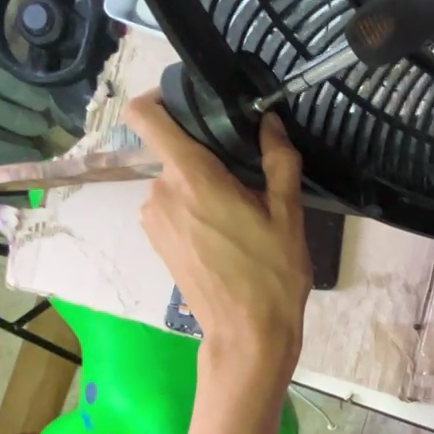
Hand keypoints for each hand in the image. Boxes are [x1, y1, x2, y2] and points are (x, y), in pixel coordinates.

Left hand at [124, 93, 309, 373]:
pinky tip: (228, 239)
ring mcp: (153, 218)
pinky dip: (196, 212)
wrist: (249, 333)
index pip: (145, 115)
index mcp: (192, 178)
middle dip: (209, 160)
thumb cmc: (273, 276)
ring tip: (242, 220)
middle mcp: (161, 192)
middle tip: (249, 185)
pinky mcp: (157, 241)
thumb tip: (271, 123)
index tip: (193, 106)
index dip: (160, 100)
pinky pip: (173, 209)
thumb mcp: (289, 217)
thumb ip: (279, 163)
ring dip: (204, 190)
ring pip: (176, 184)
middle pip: (175, 153)